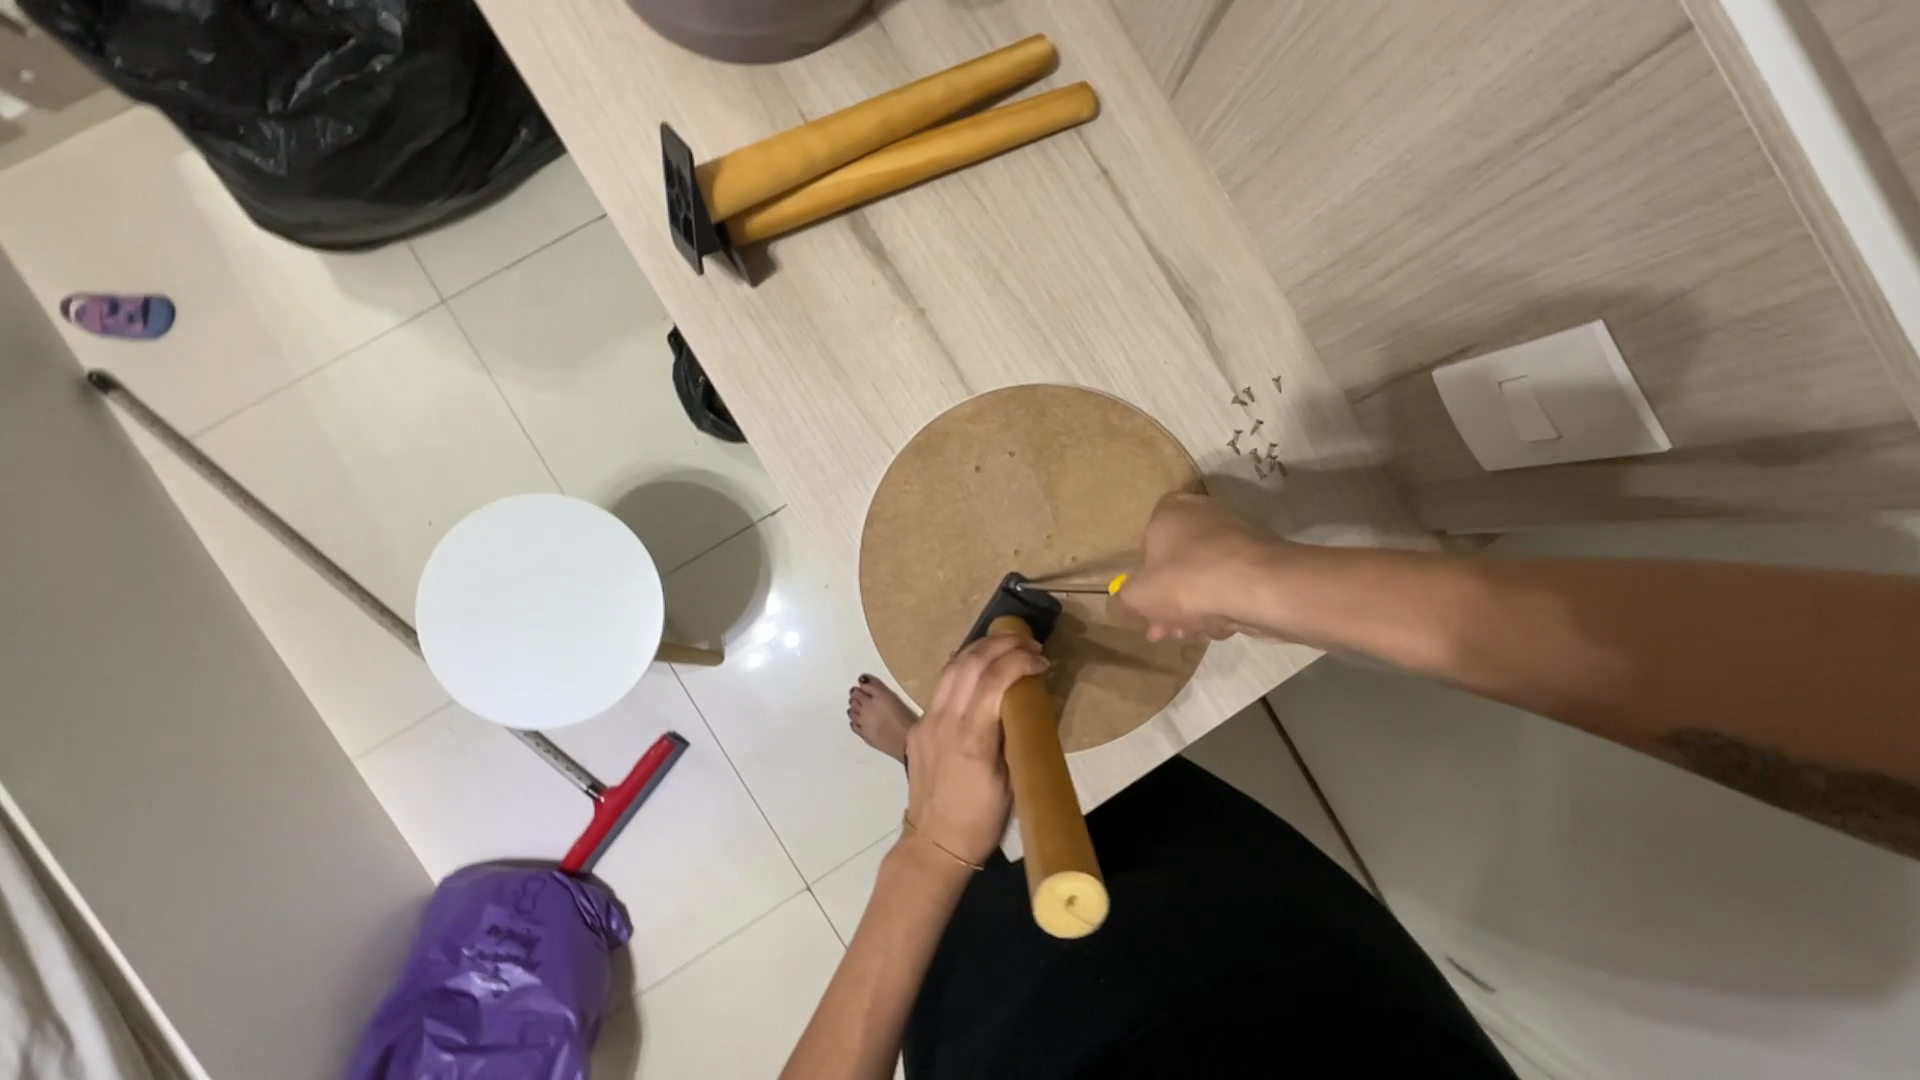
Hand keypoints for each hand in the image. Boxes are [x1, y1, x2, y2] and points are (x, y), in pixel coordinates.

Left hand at [902, 634, 1049, 865]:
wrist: (934, 843)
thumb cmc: (980, 820)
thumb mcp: (1011, 781)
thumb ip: (1016, 738)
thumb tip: (1032, 705)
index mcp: (972, 737)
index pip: (995, 679)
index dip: (1021, 661)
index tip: (1042, 662)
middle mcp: (945, 721)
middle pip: (970, 663)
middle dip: (1001, 644)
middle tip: (1028, 643)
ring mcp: (927, 720)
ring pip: (951, 667)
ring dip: (980, 649)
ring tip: (1006, 646)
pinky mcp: (919, 725)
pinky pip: (941, 685)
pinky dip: (964, 667)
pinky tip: (981, 668)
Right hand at [1115, 492, 1285, 641]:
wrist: (1261, 587)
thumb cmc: (1187, 581)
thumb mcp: (1138, 597)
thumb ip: (1122, 600)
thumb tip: (1120, 604)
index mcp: (1170, 509)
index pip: (1147, 544)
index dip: (1144, 584)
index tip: (1145, 613)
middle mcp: (1204, 512)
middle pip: (1177, 565)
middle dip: (1169, 604)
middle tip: (1166, 632)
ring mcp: (1238, 533)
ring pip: (1205, 577)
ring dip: (1195, 609)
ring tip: (1194, 635)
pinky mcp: (1264, 557)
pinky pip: (1233, 583)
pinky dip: (1225, 604)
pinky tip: (1222, 626)